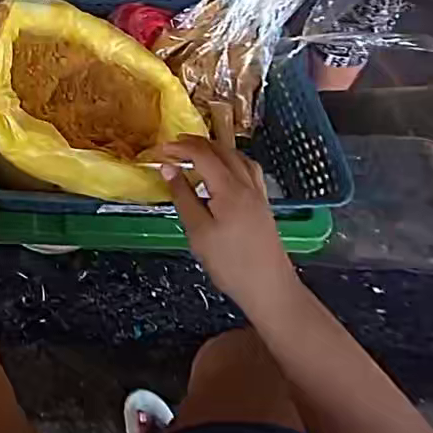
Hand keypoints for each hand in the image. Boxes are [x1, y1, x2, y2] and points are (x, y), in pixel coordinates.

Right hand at [161, 136, 298, 307]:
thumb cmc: (230, 264)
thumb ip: (183, 196)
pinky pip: (248, 168)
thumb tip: (169, 168)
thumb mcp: (198, 232)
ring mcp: (258, 193)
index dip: (181, 148)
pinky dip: (232, 159)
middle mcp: (246, 184)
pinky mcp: (263, 203)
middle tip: (174, 146)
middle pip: (221, 150)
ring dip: (215, 148)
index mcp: (229, 188)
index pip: (203, 155)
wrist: (270, 289)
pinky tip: (225, 169)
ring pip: (237, 156)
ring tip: (196, 152)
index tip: (161, 149)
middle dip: (196, 143)